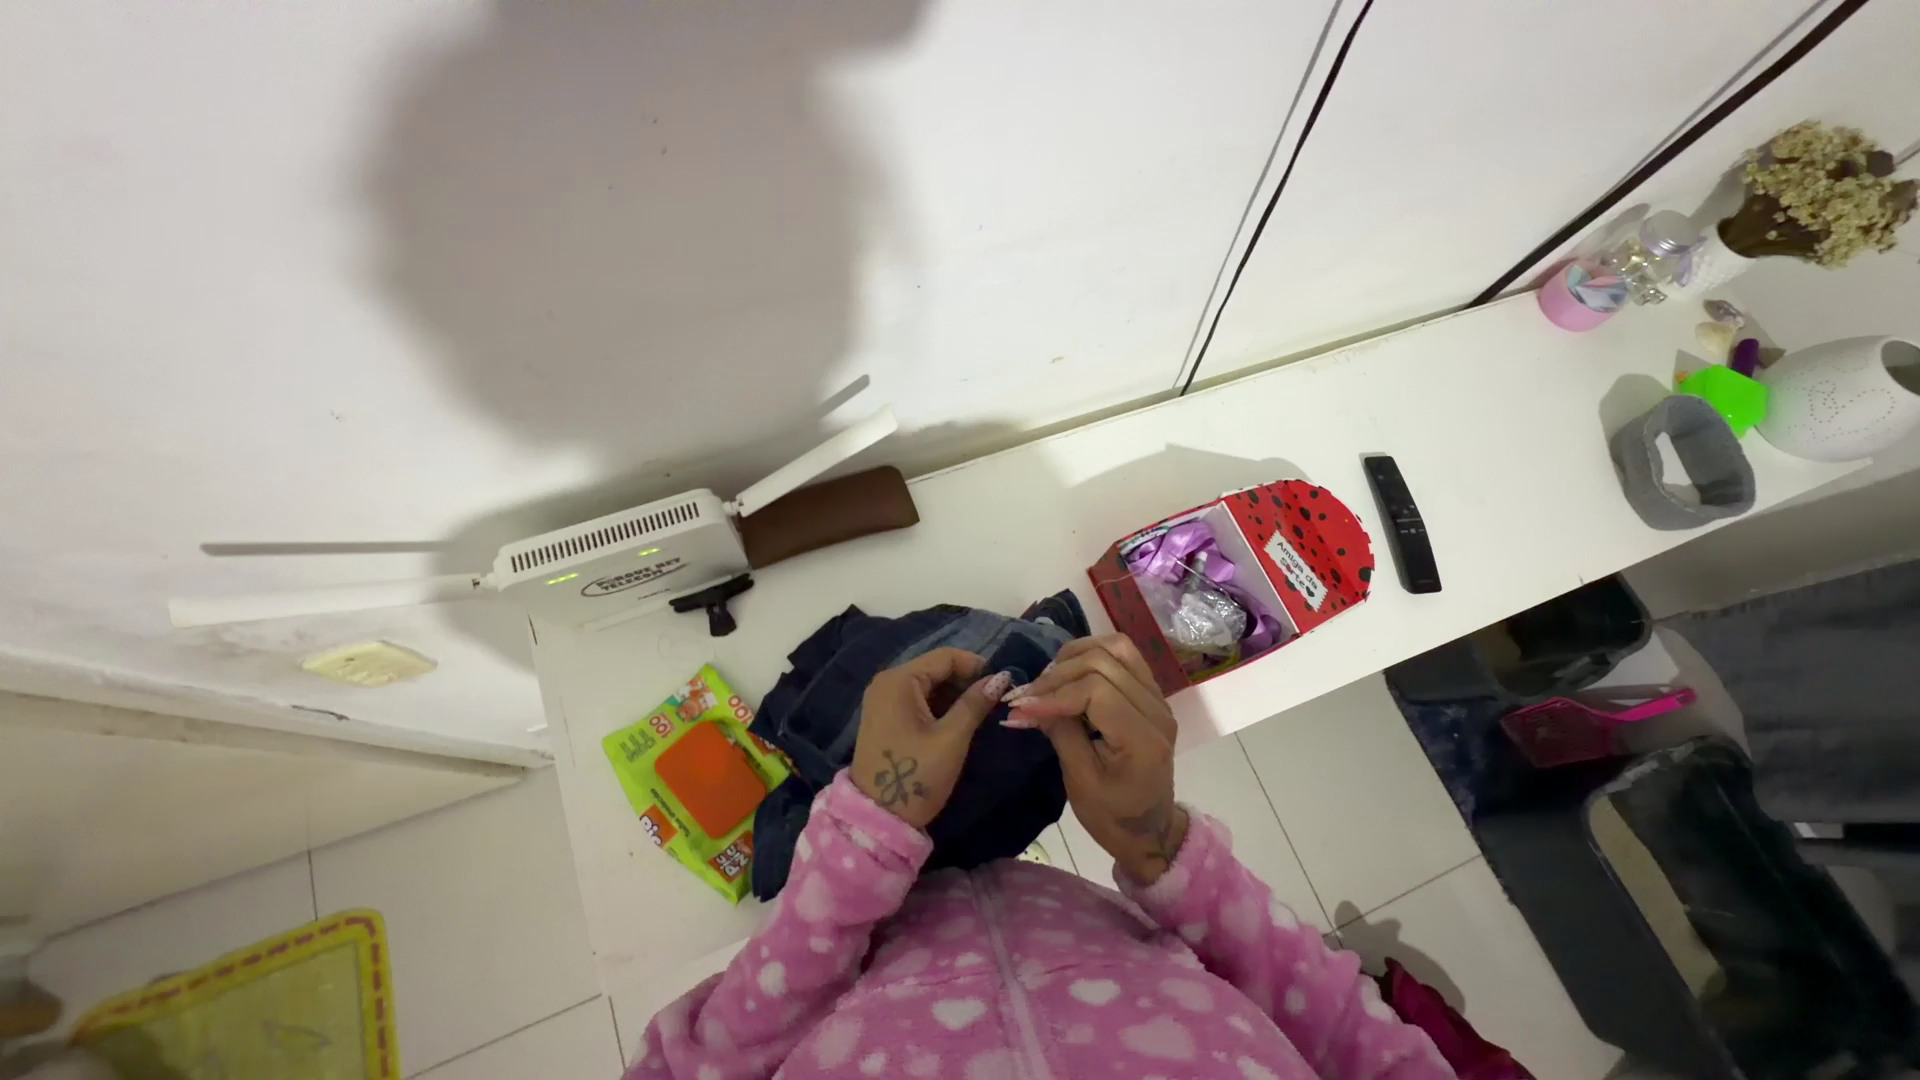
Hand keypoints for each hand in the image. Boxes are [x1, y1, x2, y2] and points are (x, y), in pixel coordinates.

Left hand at [852, 648, 1010, 829]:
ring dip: (955, 695)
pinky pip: (917, 699)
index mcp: (899, 680)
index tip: (1003, 685)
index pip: (946, 657)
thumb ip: (975, 703)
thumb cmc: (917, 774)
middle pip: (935, 668)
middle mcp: (887, 682)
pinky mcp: (885, 717)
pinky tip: (959, 722)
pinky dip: (940, 706)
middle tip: (995, 702)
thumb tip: (1001, 677)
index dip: (977, 666)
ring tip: (981, 714)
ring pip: (928, 684)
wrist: (878, 818)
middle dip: (967, 681)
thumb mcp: (952, 738)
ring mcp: (883, 699)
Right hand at [1004, 635, 1188, 882]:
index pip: (1096, 690)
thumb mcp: (1080, 781)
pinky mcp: (1151, 693)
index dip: (1054, 694)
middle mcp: (1157, 710)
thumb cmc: (1112, 815)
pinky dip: (1091, 656)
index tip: (1020, 706)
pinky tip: (1068, 673)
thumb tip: (1025, 703)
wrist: (1150, 829)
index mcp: (1143, 739)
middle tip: (1028, 695)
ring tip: (1048, 679)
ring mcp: (1158, 698)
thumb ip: (1059, 733)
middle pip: (1104, 662)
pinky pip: (1123, 656)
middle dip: (1058, 674)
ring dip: (1076, 656)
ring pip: (1116, 648)